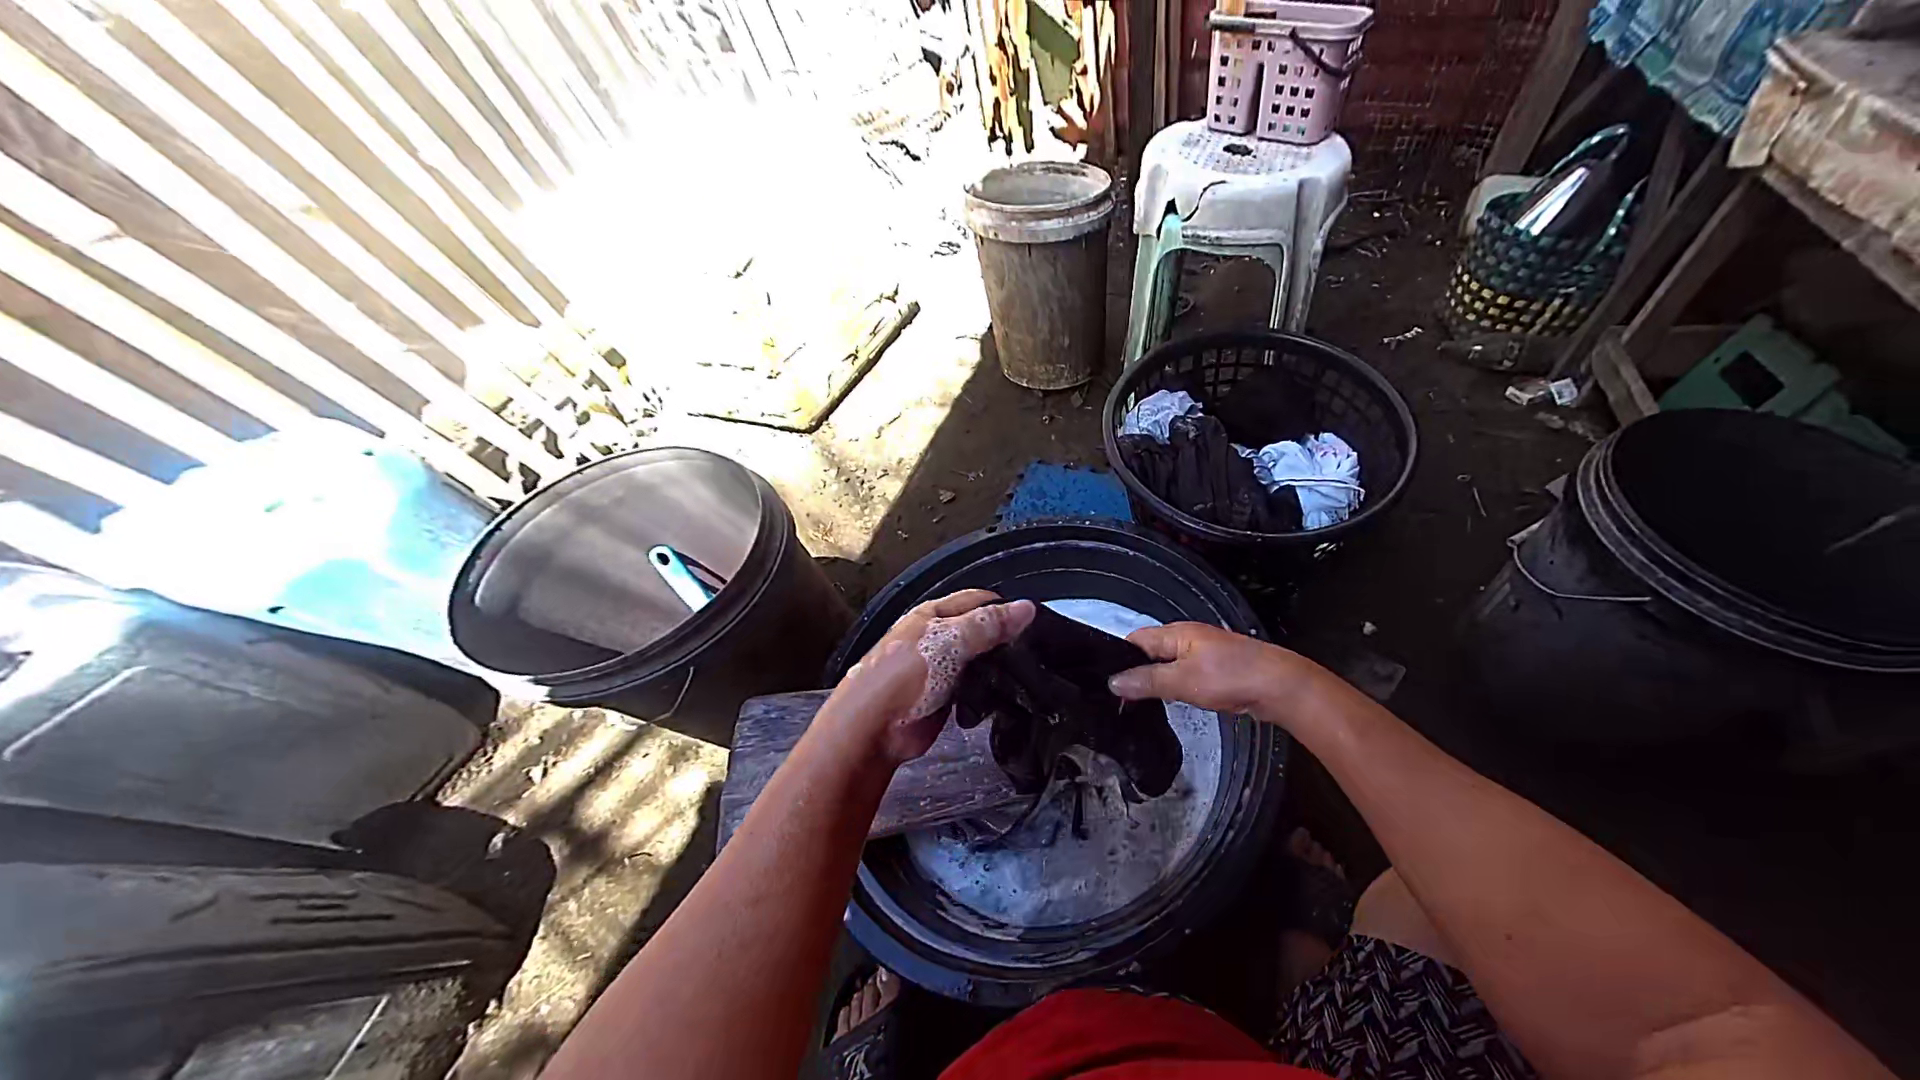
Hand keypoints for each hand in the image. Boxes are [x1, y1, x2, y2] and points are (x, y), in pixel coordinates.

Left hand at [823, 590, 1035, 765]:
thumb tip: (1026, 608)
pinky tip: (1007, 695)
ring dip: (998, 667)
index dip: (1006, 608)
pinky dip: (989, 691)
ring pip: (980, 661)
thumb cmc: (901, 677)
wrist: (874, 730)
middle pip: (980, 631)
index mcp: (932, 614)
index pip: (978, 601)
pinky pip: (975, 688)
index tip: (1034, 622)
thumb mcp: (948, 642)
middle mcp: (937, 638)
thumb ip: (987, 625)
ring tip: (1026, 673)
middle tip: (1035, 650)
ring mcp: (941, 669)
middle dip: (1004, 639)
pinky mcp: (945, 698)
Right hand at [1108, 622, 1326, 723]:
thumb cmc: (1231, 678)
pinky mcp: (1216, 670)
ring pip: (1168, 665)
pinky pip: (1184, 675)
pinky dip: (1174, 686)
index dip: (1118, 657)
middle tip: (1120, 697)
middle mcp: (1187, 638)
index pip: (1135, 640)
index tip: (1106, 681)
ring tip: (1140, 702)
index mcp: (1176, 633)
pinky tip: (1170, 702)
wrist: (1281, 688)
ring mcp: (1203, 654)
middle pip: (1150, 652)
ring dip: (1156, 680)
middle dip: (1135, 671)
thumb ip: (1146, 681)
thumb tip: (1113, 682)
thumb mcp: (1182, 681)